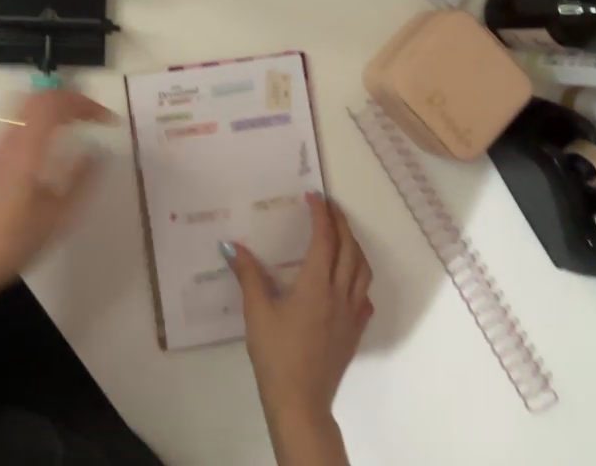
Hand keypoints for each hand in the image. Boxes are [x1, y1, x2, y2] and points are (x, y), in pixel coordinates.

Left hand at [0, 90, 114, 294]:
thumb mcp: (58, 215)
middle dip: (69, 100)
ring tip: (75, 125)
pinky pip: (16, 122)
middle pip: (37, 97)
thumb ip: (82, 179)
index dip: (85, 104)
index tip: (108, 121)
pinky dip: (39, 120)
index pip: (55, 104)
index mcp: (26, 148)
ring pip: (24, 107)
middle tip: (93, 117)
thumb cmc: (14, 241)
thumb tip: (98, 151)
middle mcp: (8, 139)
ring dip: (52, 107)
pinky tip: (50, 145)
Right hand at [225, 193, 372, 443]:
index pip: (324, 240)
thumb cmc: (275, 353)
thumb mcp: (256, 311)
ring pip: (362, 270)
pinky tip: (348, 278)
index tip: (314, 195)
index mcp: (315, 285)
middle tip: (329, 206)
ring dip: (354, 246)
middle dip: (341, 223)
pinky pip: (364, 294)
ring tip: (341, 233)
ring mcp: (351, 314)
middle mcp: (339, 294)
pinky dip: (359, 276)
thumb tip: (231, 245)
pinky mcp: (355, 331)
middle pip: (349, 249)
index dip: (321, 215)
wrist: (300, 400)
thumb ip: (248, 275)